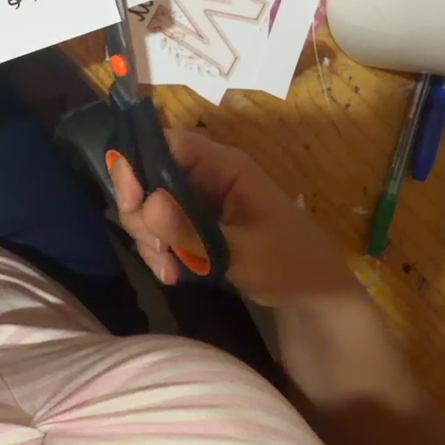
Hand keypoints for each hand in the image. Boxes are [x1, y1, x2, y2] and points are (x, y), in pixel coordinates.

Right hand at [108, 128, 356, 305]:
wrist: (316, 300)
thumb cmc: (291, 266)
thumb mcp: (242, 252)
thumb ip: (192, 231)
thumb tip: (148, 206)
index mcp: (222, 166)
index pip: (167, 144)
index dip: (139, 164)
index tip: (129, 201)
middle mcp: (205, 176)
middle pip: (149, 176)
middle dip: (142, 214)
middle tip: (156, 249)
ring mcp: (198, 202)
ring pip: (150, 206)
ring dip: (150, 239)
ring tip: (168, 271)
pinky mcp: (195, 226)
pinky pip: (161, 229)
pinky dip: (159, 251)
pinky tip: (171, 275)